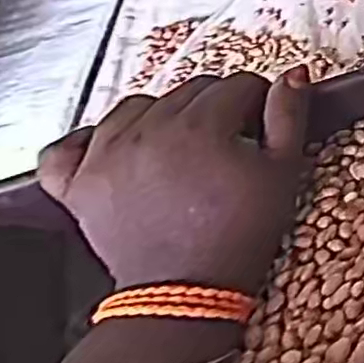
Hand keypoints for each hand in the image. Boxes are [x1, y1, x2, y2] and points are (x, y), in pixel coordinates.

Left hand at [38, 68, 310, 293]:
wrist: (189, 288)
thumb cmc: (243, 227)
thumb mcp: (283, 166)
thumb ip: (288, 113)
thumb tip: (294, 74)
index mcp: (200, 126)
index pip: (239, 84)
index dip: (260, 101)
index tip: (264, 126)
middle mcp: (146, 132)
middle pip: (192, 89)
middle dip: (219, 106)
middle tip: (233, 140)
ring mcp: (103, 157)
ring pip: (139, 105)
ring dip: (166, 114)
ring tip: (186, 144)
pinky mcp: (74, 185)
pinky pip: (69, 144)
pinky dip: (92, 140)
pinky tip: (119, 147)